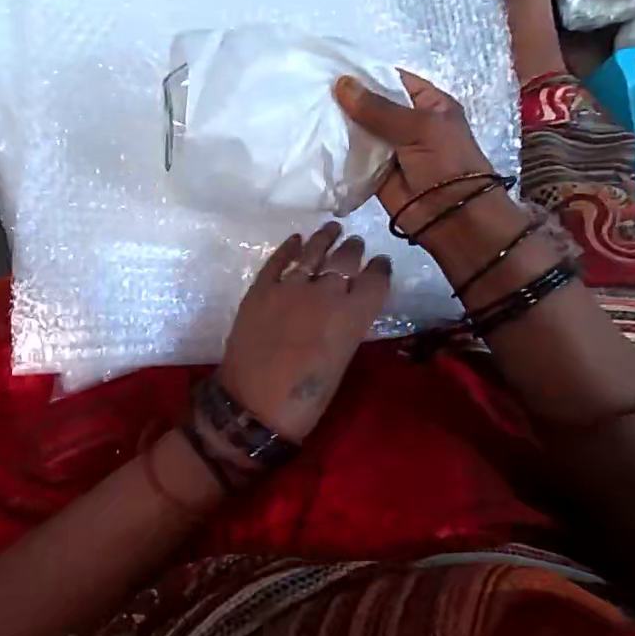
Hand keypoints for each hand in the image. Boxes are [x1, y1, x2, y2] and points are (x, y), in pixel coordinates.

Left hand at [215, 223, 389, 443]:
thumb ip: (347, 328)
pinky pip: (276, 261)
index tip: (381, 263)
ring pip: (312, 252)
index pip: (375, 279)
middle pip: (345, 260)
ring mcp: (289, 288)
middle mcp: (324, 293)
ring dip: (324, 239)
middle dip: (354, 251)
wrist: (253, 406)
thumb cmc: (304, 400)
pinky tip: (296, 240)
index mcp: (352, 315)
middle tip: (356, 245)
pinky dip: (288, 248)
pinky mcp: (260, 290)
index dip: (380, 269)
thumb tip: (347, 310)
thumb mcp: (341, 362)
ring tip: (332, 229)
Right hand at [332, 72, 540, 287]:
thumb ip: (379, 108)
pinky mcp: (374, 174)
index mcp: (427, 105)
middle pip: (372, 106)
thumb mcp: (418, 126)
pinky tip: (313, 141)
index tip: (332, 69)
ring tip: (306, 112)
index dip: (366, 74)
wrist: (451, 216)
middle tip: (311, 90)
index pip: (392, 81)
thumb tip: (341, 83)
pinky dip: (337, 153)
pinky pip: (353, 160)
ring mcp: (389, 150)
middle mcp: (407, 124)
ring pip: (359, 132)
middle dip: (346, 101)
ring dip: (338, 126)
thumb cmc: (446, 162)